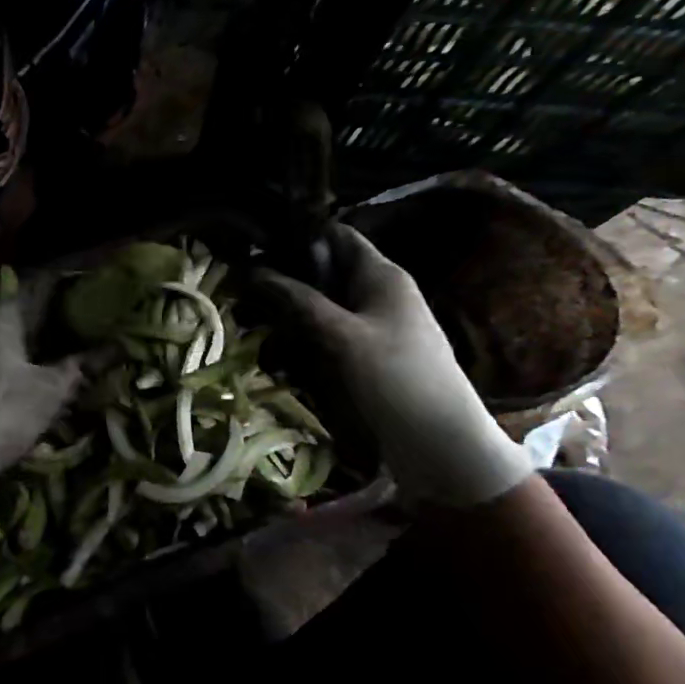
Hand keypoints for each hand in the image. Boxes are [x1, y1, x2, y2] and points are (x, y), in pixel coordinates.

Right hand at [253, 225, 530, 507]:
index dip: (297, 236)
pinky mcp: (365, 359)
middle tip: (242, 298)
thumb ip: (297, 301)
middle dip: (283, 285)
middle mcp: (377, 295)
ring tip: (253, 333)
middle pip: (322, 274)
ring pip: (318, 310)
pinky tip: (277, 362)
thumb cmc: (398, 379)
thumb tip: (250, 269)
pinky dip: (301, 346)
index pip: (336, 236)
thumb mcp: (342, 336)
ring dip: (287, 320)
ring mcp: (372, 328)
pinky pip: (325, 340)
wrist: (442, 447)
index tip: (254, 250)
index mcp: (381, 276)